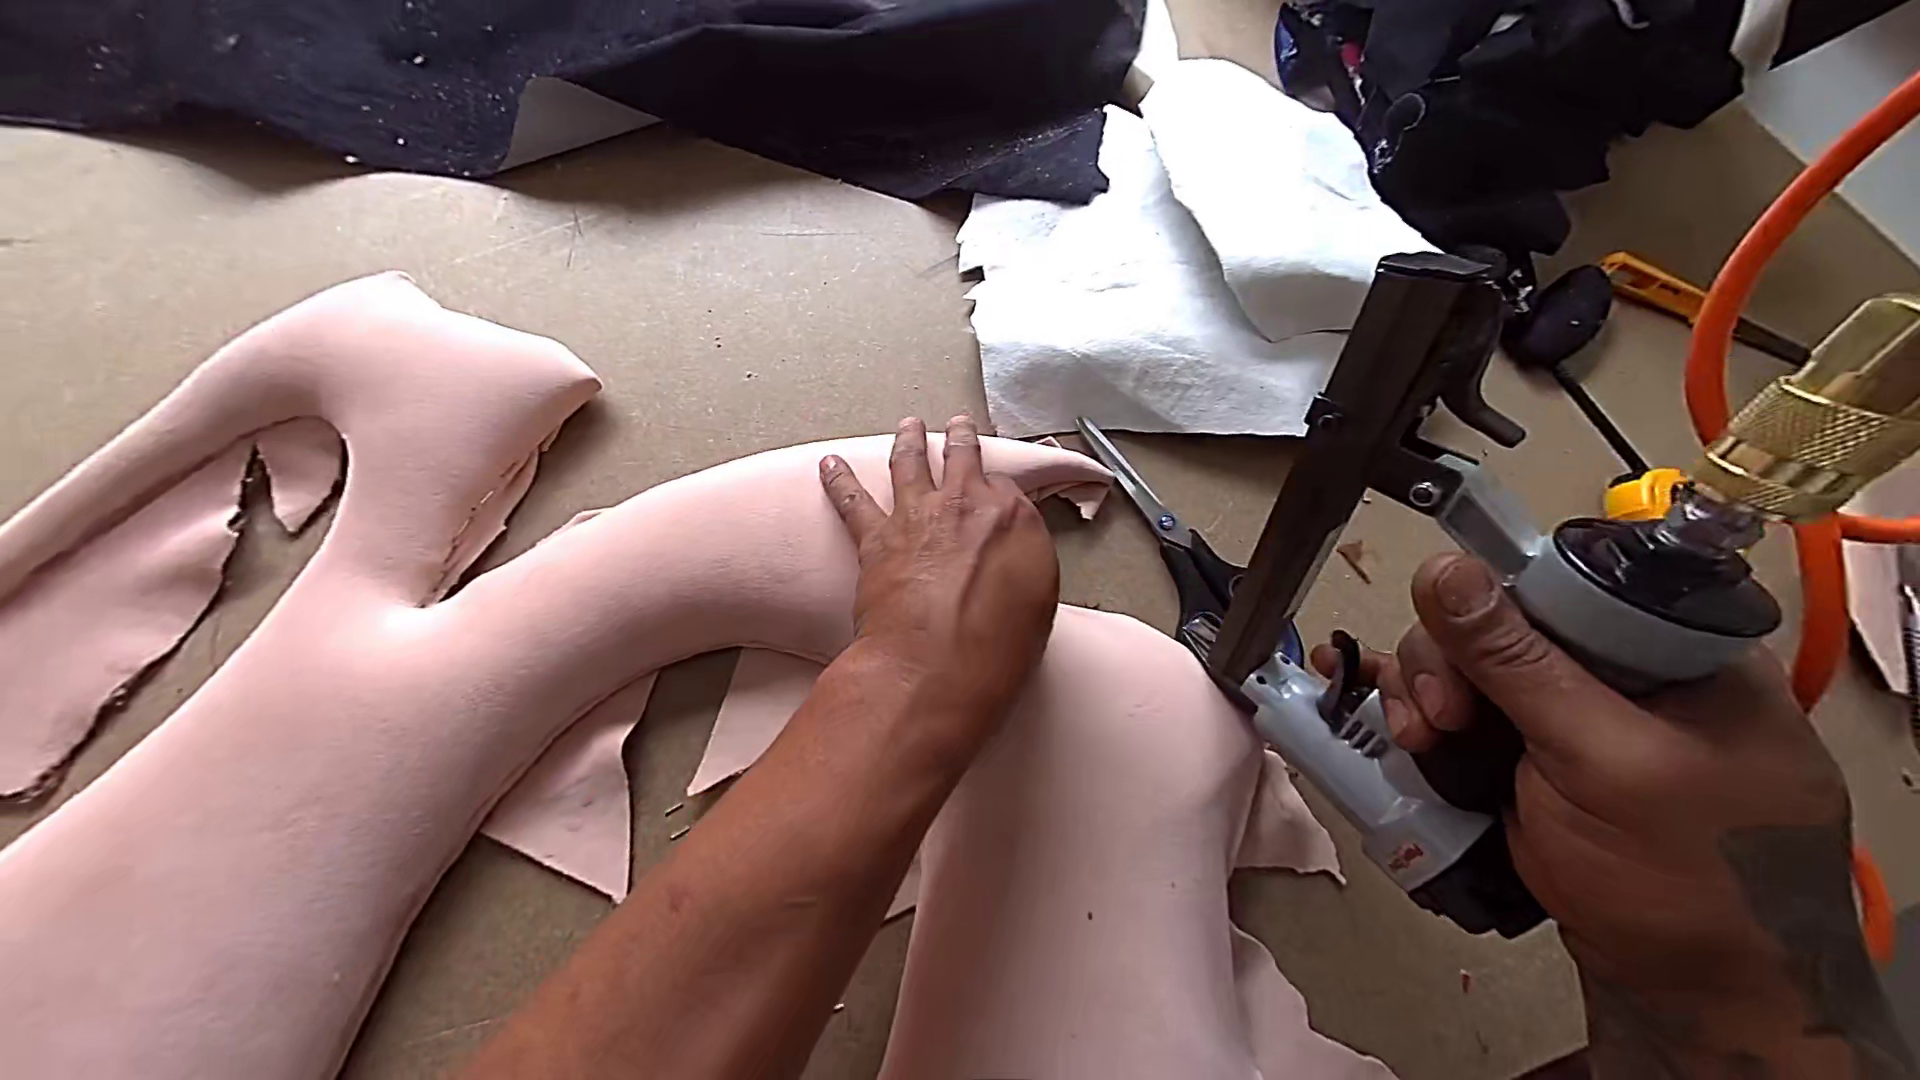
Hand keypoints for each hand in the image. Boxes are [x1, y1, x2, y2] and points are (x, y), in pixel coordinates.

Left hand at [819, 416, 1058, 742]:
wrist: (936, 665)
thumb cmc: (993, 646)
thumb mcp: (1039, 603)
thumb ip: (1026, 564)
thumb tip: (1014, 556)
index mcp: (1012, 517)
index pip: (1005, 488)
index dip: (1000, 492)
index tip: (997, 494)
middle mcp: (964, 504)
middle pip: (962, 457)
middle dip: (961, 438)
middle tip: (959, 425)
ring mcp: (917, 516)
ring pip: (910, 462)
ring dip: (909, 439)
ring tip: (909, 425)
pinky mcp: (876, 538)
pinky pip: (852, 500)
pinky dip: (839, 480)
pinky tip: (830, 466)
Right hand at [1316, 554, 1910, 1074]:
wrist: (1668, 976)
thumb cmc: (1680, 870)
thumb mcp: (1603, 757)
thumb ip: (1517, 662)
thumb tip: (1441, 566)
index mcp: (1661, 652)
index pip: (1555, 585)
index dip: (1492, 604)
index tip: (1459, 652)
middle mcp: (1596, 668)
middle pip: (1484, 624)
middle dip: (1443, 667)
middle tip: (1442, 720)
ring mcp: (1542, 706)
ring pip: (1446, 660)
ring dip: (1413, 693)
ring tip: (1416, 741)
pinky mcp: (1499, 738)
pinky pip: (1431, 697)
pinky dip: (1395, 699)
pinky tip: (1355, 692)